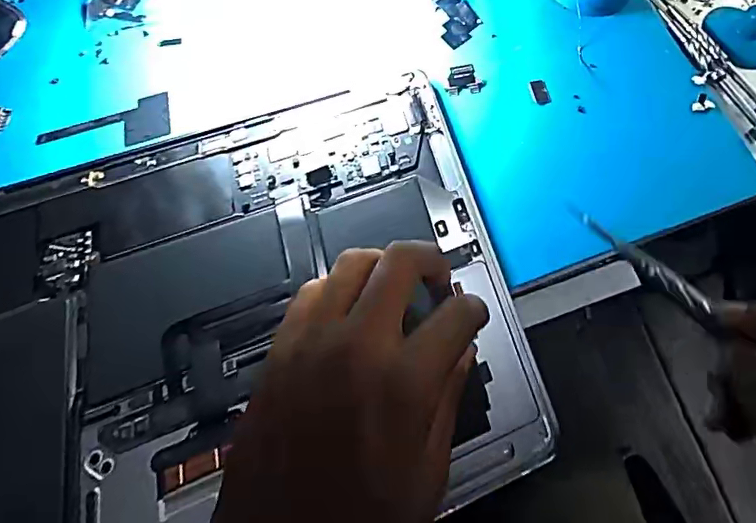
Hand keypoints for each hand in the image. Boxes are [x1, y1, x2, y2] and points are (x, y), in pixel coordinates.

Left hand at [213, 242, 489, 522]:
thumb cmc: (350, 518)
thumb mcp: (423, 476)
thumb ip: (447, 402)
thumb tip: (460, 354)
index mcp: (402, 385)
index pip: (456, 313)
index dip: (473, 308)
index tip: (471, 311)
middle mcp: (357, 348)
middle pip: (401, 261)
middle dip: (431, 259)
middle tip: (438, 276)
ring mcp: (314, 339)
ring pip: (354, 261)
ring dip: (383, 265)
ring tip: (394, 285)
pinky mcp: (283, 344)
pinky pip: (314, 287)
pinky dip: (338, 286)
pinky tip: (348, 308)